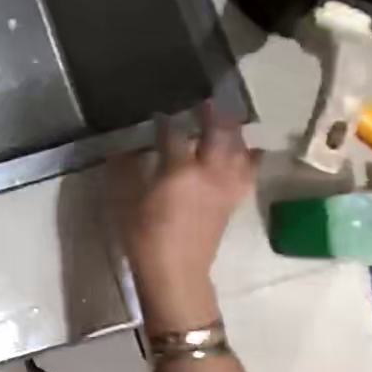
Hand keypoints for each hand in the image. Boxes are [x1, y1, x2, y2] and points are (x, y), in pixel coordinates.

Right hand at [117, 102, 255, 332]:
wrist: (176, 271)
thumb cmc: (144, 236)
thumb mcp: (125, 202)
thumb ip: (125, 171)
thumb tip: (122, 149)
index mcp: (179, 170)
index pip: (173, 135)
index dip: (165, 122)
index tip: (158, 113)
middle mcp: (208, 172)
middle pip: (217, 133)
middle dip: (213, 115)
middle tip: (208, 100)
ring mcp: (226, 185)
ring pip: (238, 149)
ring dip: (234, 131)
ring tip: (229, 119)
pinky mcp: (234, 200)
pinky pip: (249, 170)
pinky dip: (250, 156)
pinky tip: (249, 150)